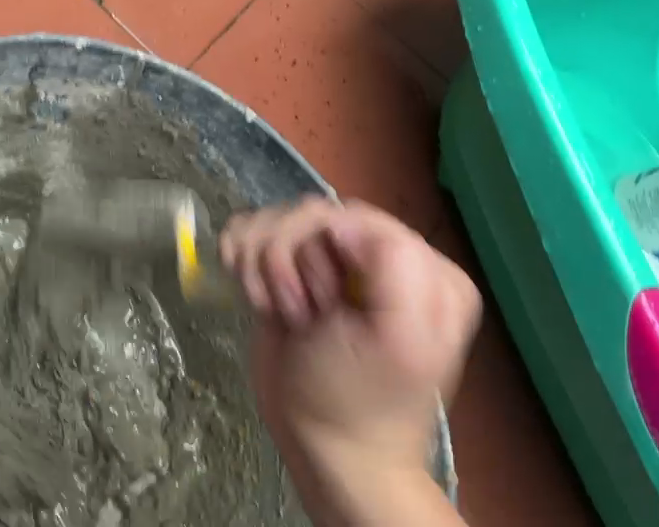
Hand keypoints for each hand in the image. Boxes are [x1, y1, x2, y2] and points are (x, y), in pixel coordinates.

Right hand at [219, 200, 479, 489]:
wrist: (322, 444)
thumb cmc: (360, 398)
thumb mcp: (400, 339)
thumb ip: (395, 265)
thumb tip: (337, 222)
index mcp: (419, 266)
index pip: (351, 215)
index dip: (323, 250)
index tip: (322, 304)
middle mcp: (373, 254)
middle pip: (305, 214)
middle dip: (284, 260)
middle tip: (298, 313)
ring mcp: (325, 259)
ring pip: (270, 220)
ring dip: (258, 265)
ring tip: (279, 312)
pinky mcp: (284, 267)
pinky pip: (247, 231)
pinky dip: (239, 260)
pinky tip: (255, 298)